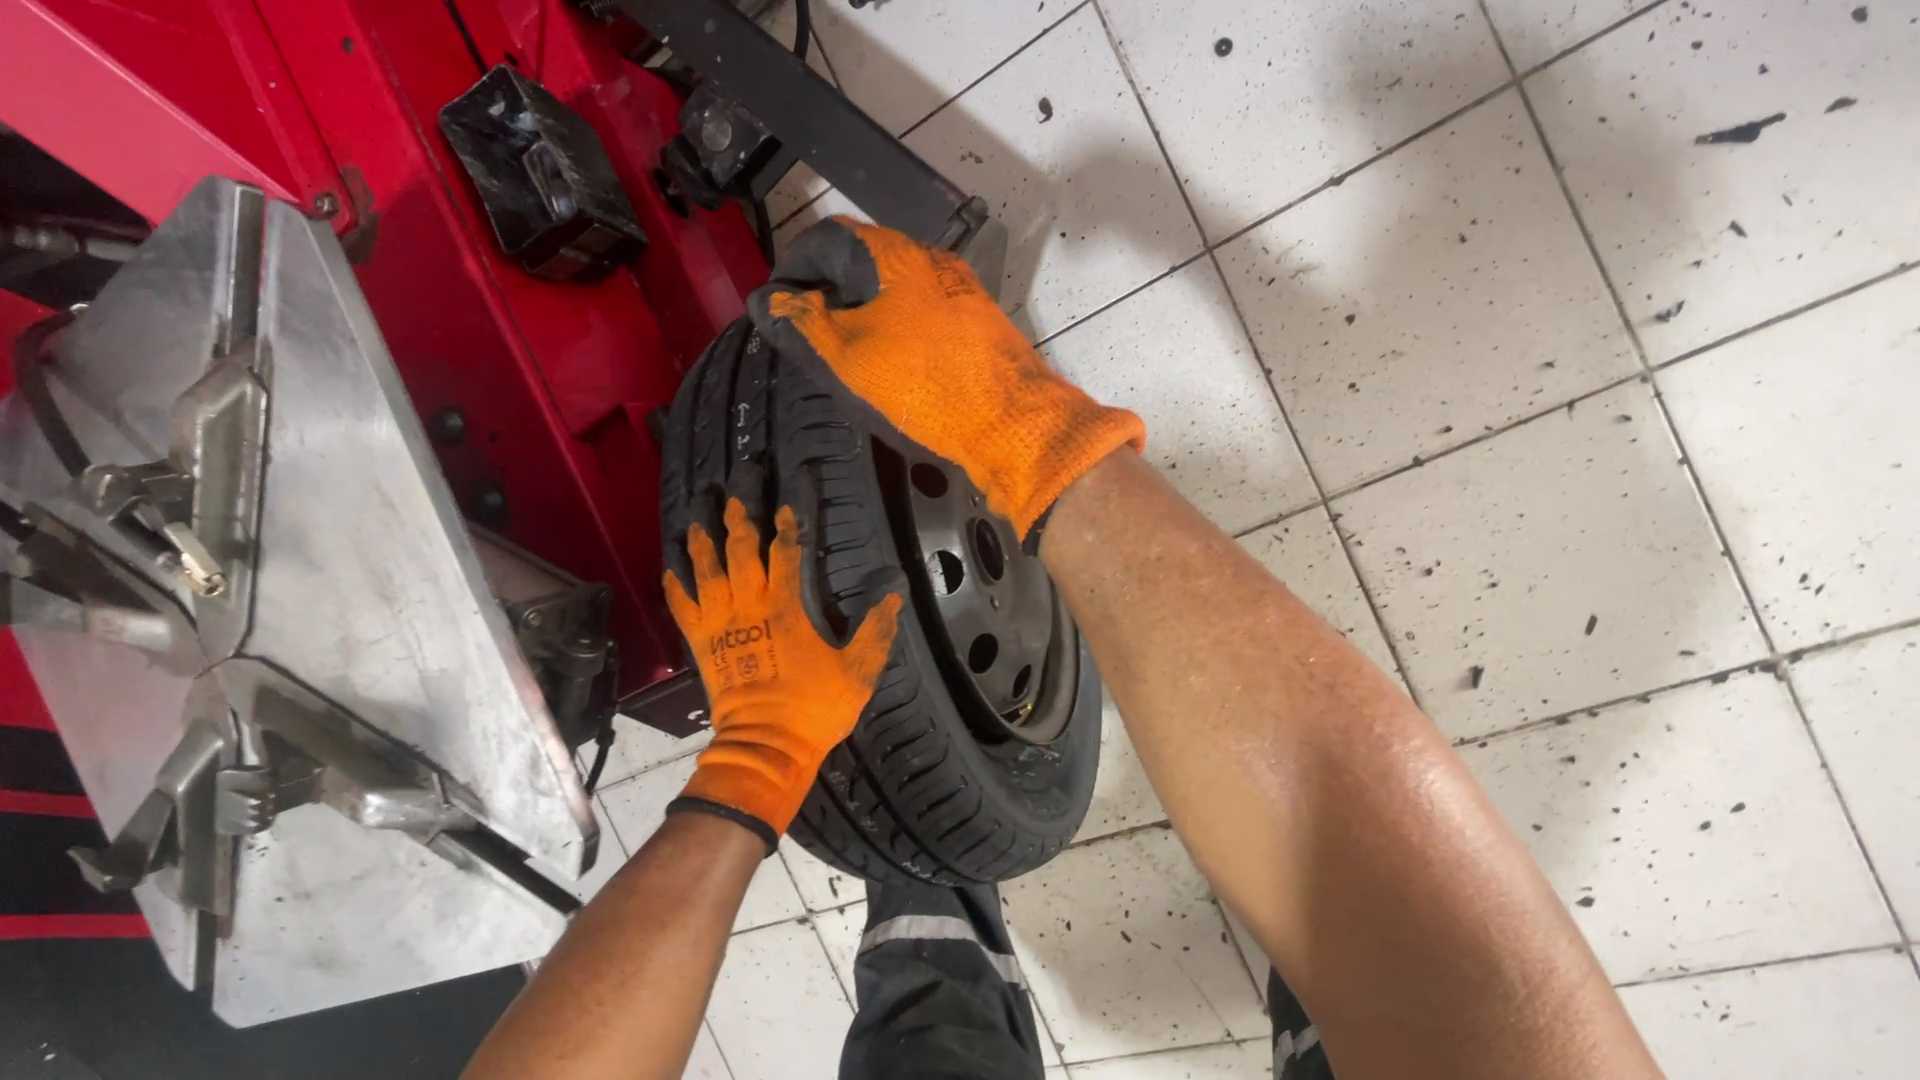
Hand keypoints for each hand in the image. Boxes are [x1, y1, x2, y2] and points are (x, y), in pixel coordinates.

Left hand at [663, 498, 902, 838]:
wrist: (766, 748)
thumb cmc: (815, 709)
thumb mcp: (858, 671)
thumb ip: (876, 629)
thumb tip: (896, 591)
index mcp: (787, 609)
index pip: (787, 551)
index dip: (788, 520)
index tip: (787, 494)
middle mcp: (748, 606)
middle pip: (740, 549)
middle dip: (739, 513)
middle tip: (737, 484)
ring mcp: (720, 624)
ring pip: (705, 570)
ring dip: (701, 538)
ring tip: (697, 510)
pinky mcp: (701, 645)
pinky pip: (682, 607)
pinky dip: (675, 584)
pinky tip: (671, 564)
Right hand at [748, 217, 1143, 539]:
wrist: (1013, 424)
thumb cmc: (924, 386)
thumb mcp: (848, 358)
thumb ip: (802, 324)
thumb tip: (767, 300)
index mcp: (894, 255)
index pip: (826, 238)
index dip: (792, 267)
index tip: (777, 305)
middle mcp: (930, 260)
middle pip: (862, 262)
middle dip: (826, 292)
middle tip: (805, 333)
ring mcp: (959, 291)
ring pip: (894, 290)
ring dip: (861, 313)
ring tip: (842, 355)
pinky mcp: (977, 324)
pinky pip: (921, 315)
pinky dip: (893, 330)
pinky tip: (889, 367)